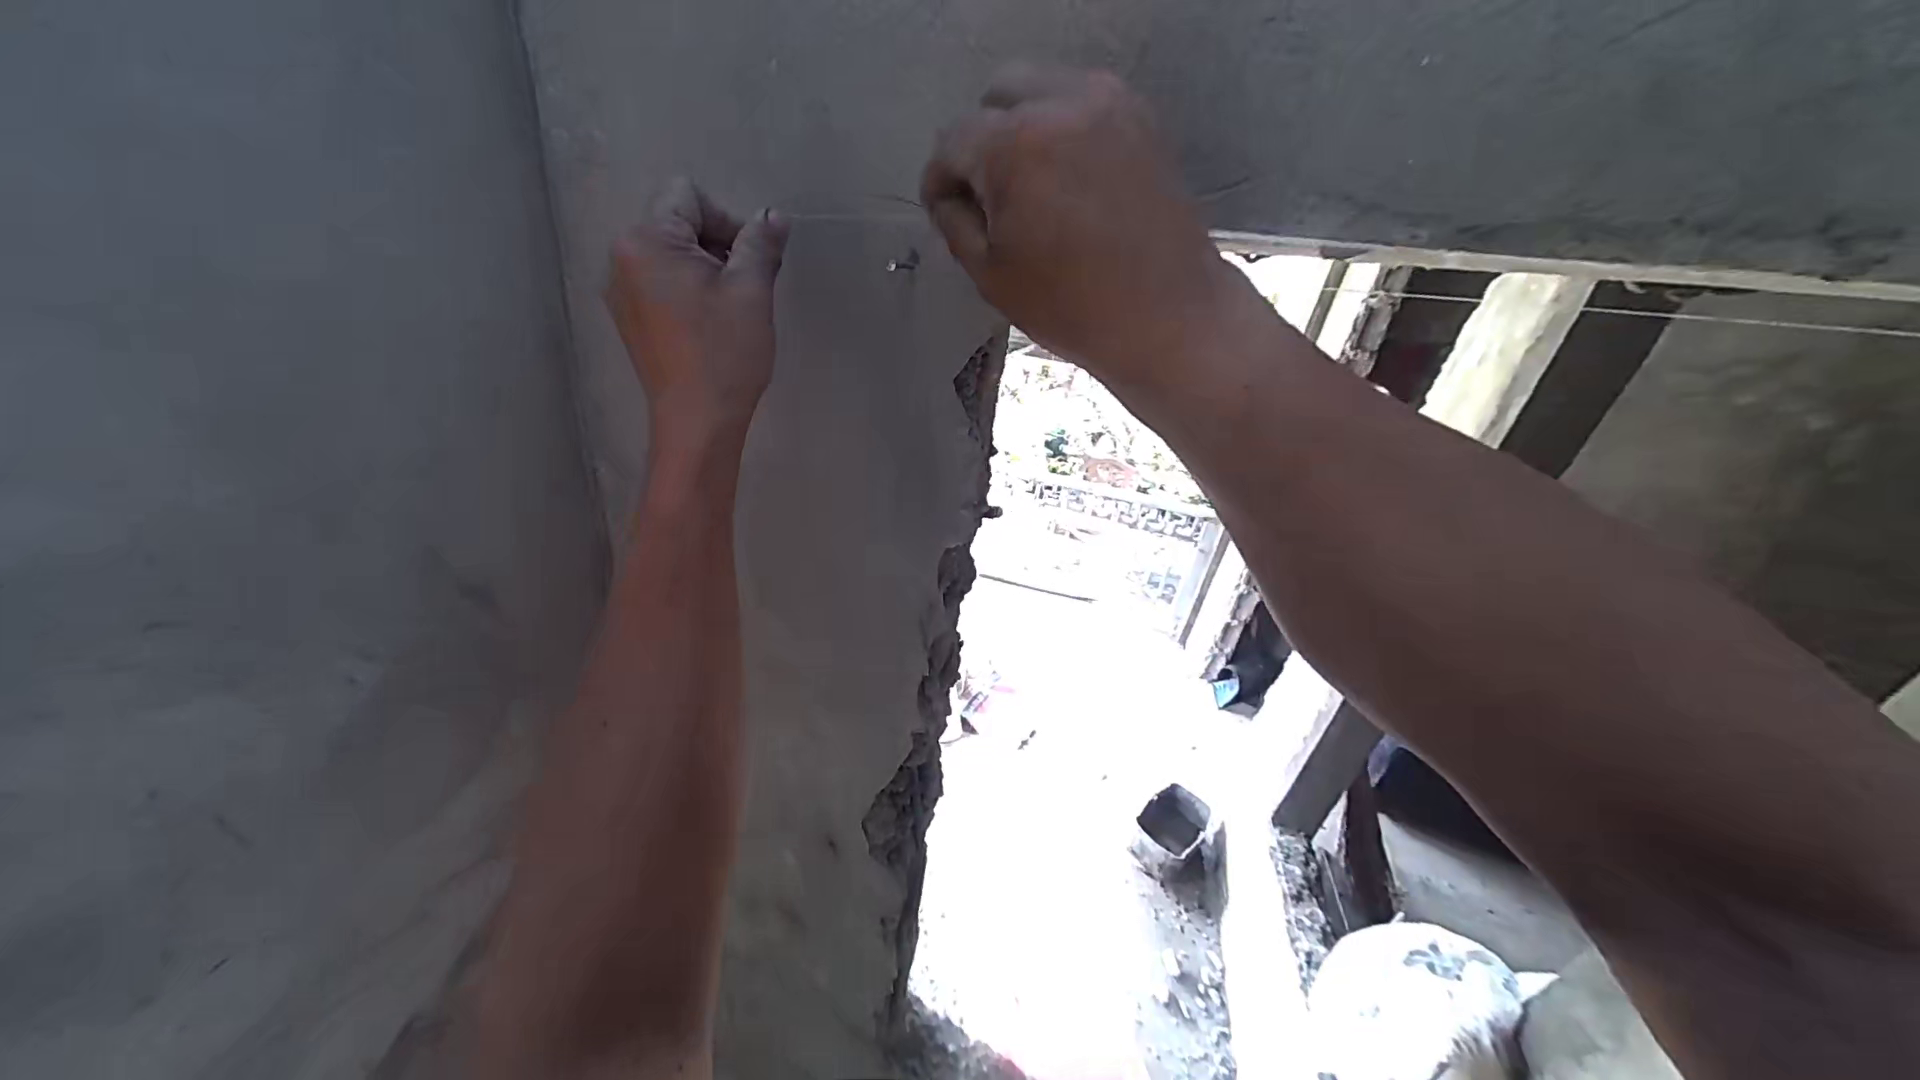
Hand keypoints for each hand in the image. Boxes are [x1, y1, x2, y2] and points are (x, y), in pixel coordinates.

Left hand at [605, 178, 789, 443]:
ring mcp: (621, 292)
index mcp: (646, 241)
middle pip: (677, 223)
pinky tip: (710, 327)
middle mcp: (622, 258)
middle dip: (718, 246)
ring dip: (707, 271)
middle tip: (747, 289)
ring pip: (672, 256)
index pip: (689, 195)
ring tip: (731, 311)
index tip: (751, 263)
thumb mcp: (752, 293)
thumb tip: (772, 216)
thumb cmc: (726, 355)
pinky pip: (662, 285)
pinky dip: (690, 293)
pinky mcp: (630, 320)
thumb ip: (760, 244)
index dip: (729, 221)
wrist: (698, 421)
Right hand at [921, 66, 1245, 389]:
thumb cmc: (1070, 307)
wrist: (1165, 315)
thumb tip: (947, 195)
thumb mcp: (992, 275)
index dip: (941, 178)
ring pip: (1042, 89)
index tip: (945, 209)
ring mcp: (1108, 104)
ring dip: (1022, 129)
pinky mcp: (1140, 118)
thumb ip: (956, 223)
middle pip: (998, 94)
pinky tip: (1067, 178)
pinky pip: (1082, 103)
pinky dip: (1063, 129)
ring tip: (1030, 186)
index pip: (953, 140)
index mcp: (1016, 147)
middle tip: (989, 194)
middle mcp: (1061, 104)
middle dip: (981, 140)